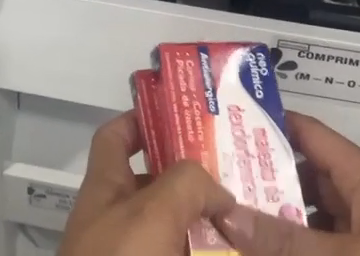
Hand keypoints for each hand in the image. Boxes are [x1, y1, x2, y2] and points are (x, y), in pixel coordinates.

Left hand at [58, 111, 236, 255]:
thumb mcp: (150, 211)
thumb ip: (186, 185)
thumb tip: (217, 189)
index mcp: (106, 188)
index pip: (116, 138)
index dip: (143, 121)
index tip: (182, 117)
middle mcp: (117, 221)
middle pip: (158, 189)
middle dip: (198, 185)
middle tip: (244, 180)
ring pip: (178, 235)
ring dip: (212, 231)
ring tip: (254, 226)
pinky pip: (183, 254)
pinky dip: (210, 250)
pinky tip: (242, 252)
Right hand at [219, 113, 359, 255]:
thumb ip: (285, 240)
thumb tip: (222, 213)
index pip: (306, 132)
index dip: (262, 122)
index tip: (214, 121)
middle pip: (302, 175)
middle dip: (256, 177)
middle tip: (206, 175)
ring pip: (310, 218)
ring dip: (272, 218)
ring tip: (222, 215)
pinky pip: (323, 247)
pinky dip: (294, 247)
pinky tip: (259, 252)